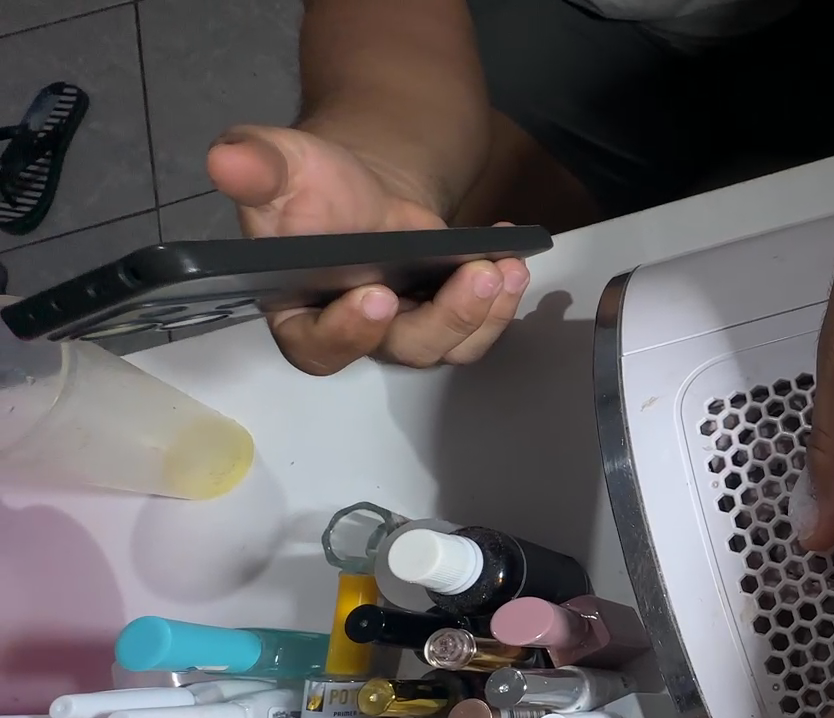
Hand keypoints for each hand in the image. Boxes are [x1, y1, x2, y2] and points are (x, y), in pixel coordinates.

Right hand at [206, 125, 529, 375]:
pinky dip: (506, 299)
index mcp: (298, 309)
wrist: (365, 187)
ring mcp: (411, 331)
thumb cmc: (313, 183)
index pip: (318, 345)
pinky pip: (484, 327)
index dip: (348, 333)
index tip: (375, 295)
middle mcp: (360, 333)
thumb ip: (256, 168)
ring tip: (505, 267)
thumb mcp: (280, 162)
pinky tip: (512, 258)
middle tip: (478, 274)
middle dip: (449, 316)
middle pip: (408, 349)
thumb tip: (230, 162)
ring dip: (489, 312)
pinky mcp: (451, 322)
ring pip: (456, 346)